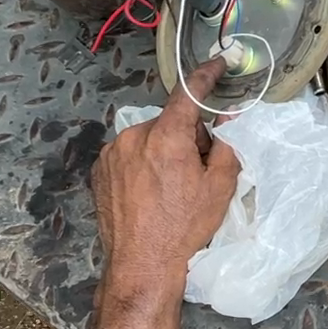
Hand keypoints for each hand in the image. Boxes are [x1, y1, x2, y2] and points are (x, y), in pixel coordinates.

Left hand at [92, 59, 240, 315]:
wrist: (142, 264)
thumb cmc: (185, 227)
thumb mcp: (220, 187)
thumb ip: (227, 146)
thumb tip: (227, 121)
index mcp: (166, 136)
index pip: (188, 93)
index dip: (206, 75)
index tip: (220, 64)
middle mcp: (133, 137)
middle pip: (170, 122)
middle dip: (189, 137)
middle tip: (200, 170)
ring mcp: (112, 154)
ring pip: (149, 140)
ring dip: (165, 151)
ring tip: (173, 188)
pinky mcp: (100, 172)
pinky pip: (130, 156)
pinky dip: (145, 165)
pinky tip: (152, 194)